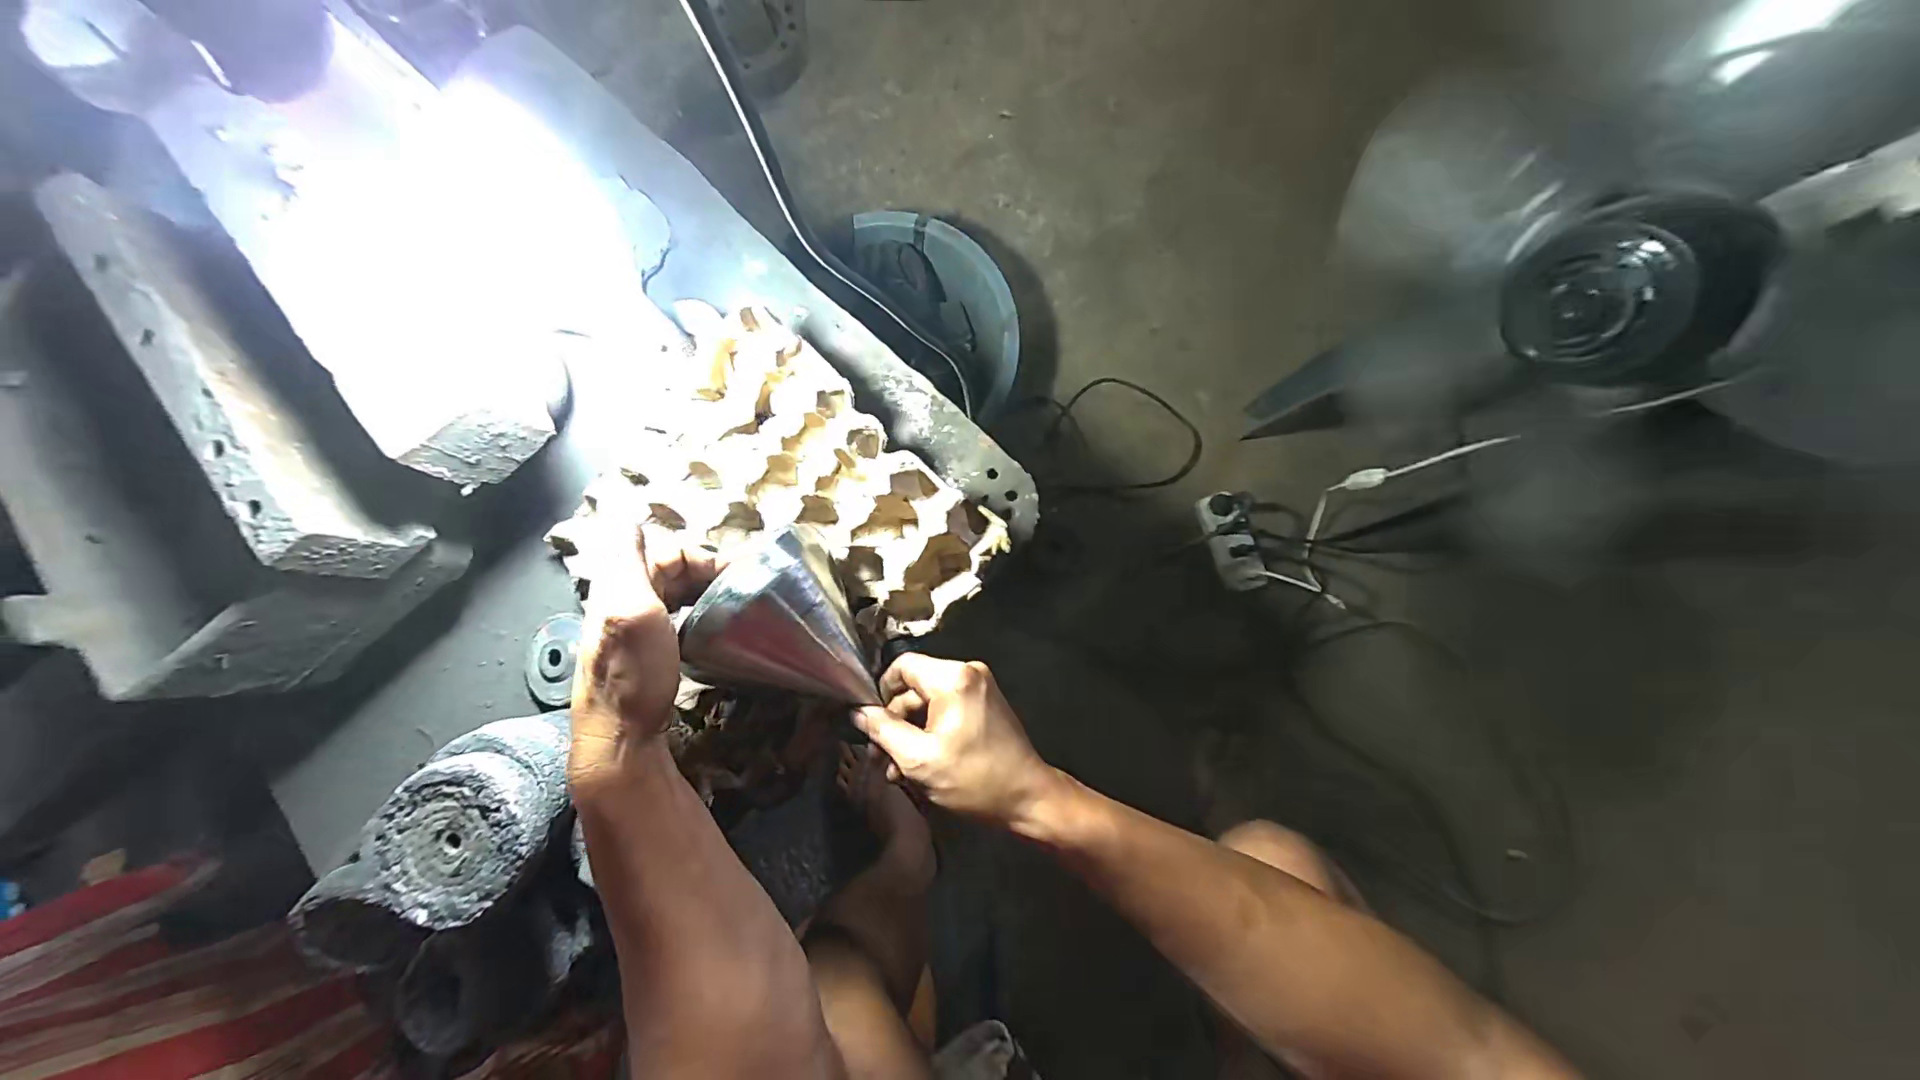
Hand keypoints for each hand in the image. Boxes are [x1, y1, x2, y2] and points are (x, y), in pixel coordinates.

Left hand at [568, 524, 720, 796]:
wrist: (622, 738)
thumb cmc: (632, 674)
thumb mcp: (630, 611)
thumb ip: (625, 560)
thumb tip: (628, 514)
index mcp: (619, 584)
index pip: (670, 551)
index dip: (705, 559)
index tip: (737, 578)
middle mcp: (625, 599)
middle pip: (675, 568)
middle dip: (710, 574)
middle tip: (742, 593)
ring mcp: (638, 625)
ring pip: (680, 591)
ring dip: (709, 592)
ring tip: (736, 608)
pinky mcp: (651, 649)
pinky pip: (682, 614)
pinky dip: (702, 612)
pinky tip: (716, 627)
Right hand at [852, 654, 1060, 828]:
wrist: (1028, 798)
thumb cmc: (975, 779)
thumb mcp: (919, 759)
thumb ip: (883, 731)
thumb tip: (858, 712)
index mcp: (953, 678)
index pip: (901, 667)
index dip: (880, 694)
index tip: (872, 726)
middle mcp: (967, 672)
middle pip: (913, 687)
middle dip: (895, 723)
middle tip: (881, 759)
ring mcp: (978, 687)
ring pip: (927, 702)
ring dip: (910, 733)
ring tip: (898, 770)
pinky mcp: (984, 703)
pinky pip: (945, 709)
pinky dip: (930, 732)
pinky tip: (919, 764)